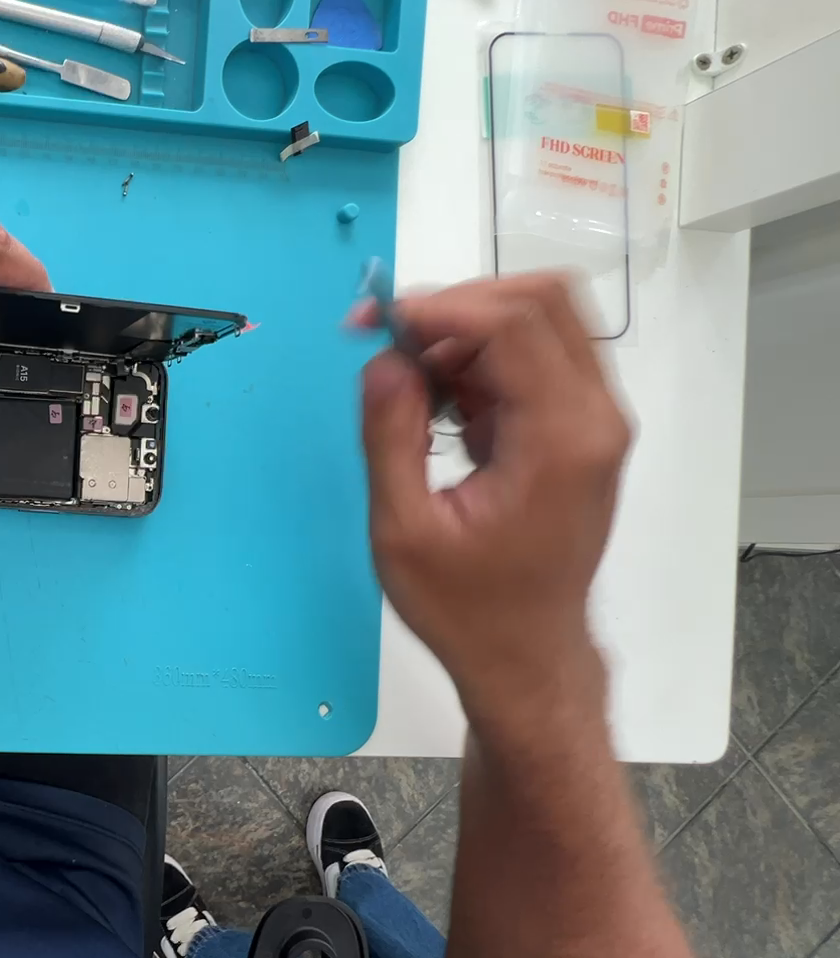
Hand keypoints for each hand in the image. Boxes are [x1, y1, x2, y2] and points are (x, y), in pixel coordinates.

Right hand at [359, 275, 630, 711]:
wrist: (523, 653)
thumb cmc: (461, 602)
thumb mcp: (403, 527)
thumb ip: (391, 436)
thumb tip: (381, 361)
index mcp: (560, 437)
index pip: (512, 325)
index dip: (436, 308)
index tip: (366, 323)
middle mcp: (591, 416)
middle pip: (539, 305)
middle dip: (451, 307)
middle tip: (379, 341)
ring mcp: (585, 423)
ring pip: (532, 328)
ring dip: (456, 337)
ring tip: (396, 383)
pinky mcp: (567, 433)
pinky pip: (522, 367)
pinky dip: (467, 365)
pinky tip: (425, 404)